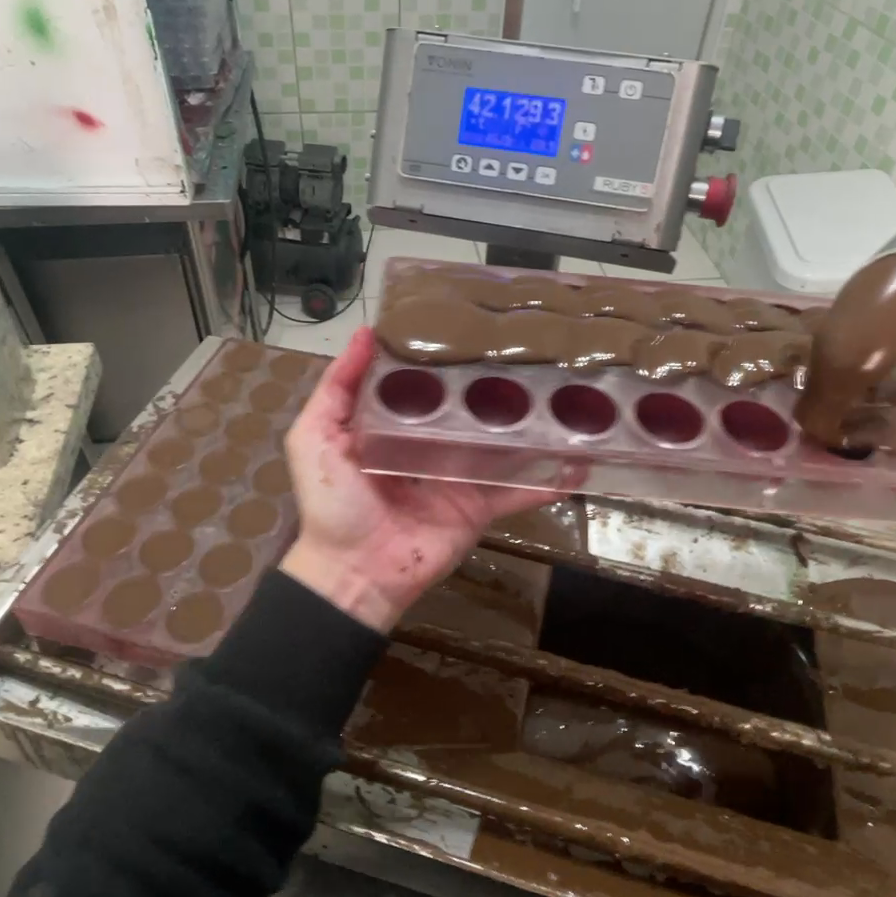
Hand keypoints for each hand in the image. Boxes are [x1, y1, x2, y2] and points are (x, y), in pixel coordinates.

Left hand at [279, 328, 570, 632]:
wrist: (354, 572)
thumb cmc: (332, 502)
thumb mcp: (316, 437)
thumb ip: (337, 387)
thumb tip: (365, 333)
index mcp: (391, 426)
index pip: (422, 383)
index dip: (442, 357)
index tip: (470, 323)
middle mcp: (428, 445)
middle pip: (466, 410)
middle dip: (492, 385)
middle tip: (530, 351)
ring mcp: (458, 477)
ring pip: (499, 445)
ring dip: (528, 425)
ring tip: (565, 394)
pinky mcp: (478, 508)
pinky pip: (517, 491)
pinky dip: (548, 480)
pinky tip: (579, 461)